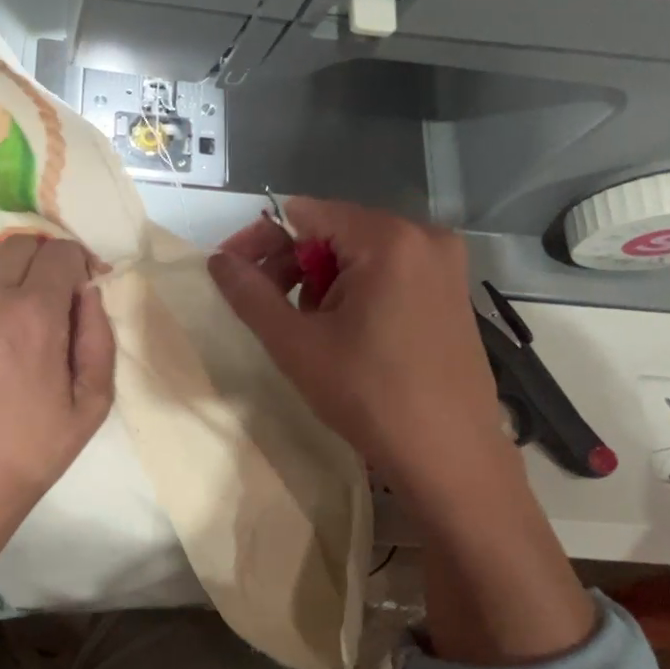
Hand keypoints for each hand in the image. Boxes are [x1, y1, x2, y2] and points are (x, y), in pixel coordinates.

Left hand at [0, 236, 115, 560]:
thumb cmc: (31, 452)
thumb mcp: (91, 403)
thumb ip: (98, 336)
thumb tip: (88, 292)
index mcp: (32, 314)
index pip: (59, 252)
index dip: (77, 266)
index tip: (80, 290)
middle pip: (17, 246)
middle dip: (41, 264)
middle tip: (47, 300)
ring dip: (0, 275)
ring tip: (6, 314)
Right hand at [213, 197, 596, 665]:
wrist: (449, 455)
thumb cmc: (368, 395)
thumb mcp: (295, 343)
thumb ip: (250, 293)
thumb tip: (217, 259)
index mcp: (389, 239)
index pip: (306, 213)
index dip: (261, 240)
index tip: (232, 273)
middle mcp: (425, 238)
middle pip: (334, 231)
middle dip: (290, 264)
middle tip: (263, 308)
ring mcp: (446, 266)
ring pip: (360, 254)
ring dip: (320, 281)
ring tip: (302, 328)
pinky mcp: (453, 293)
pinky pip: (389, 273)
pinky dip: (354, 292)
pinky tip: (341, 333)